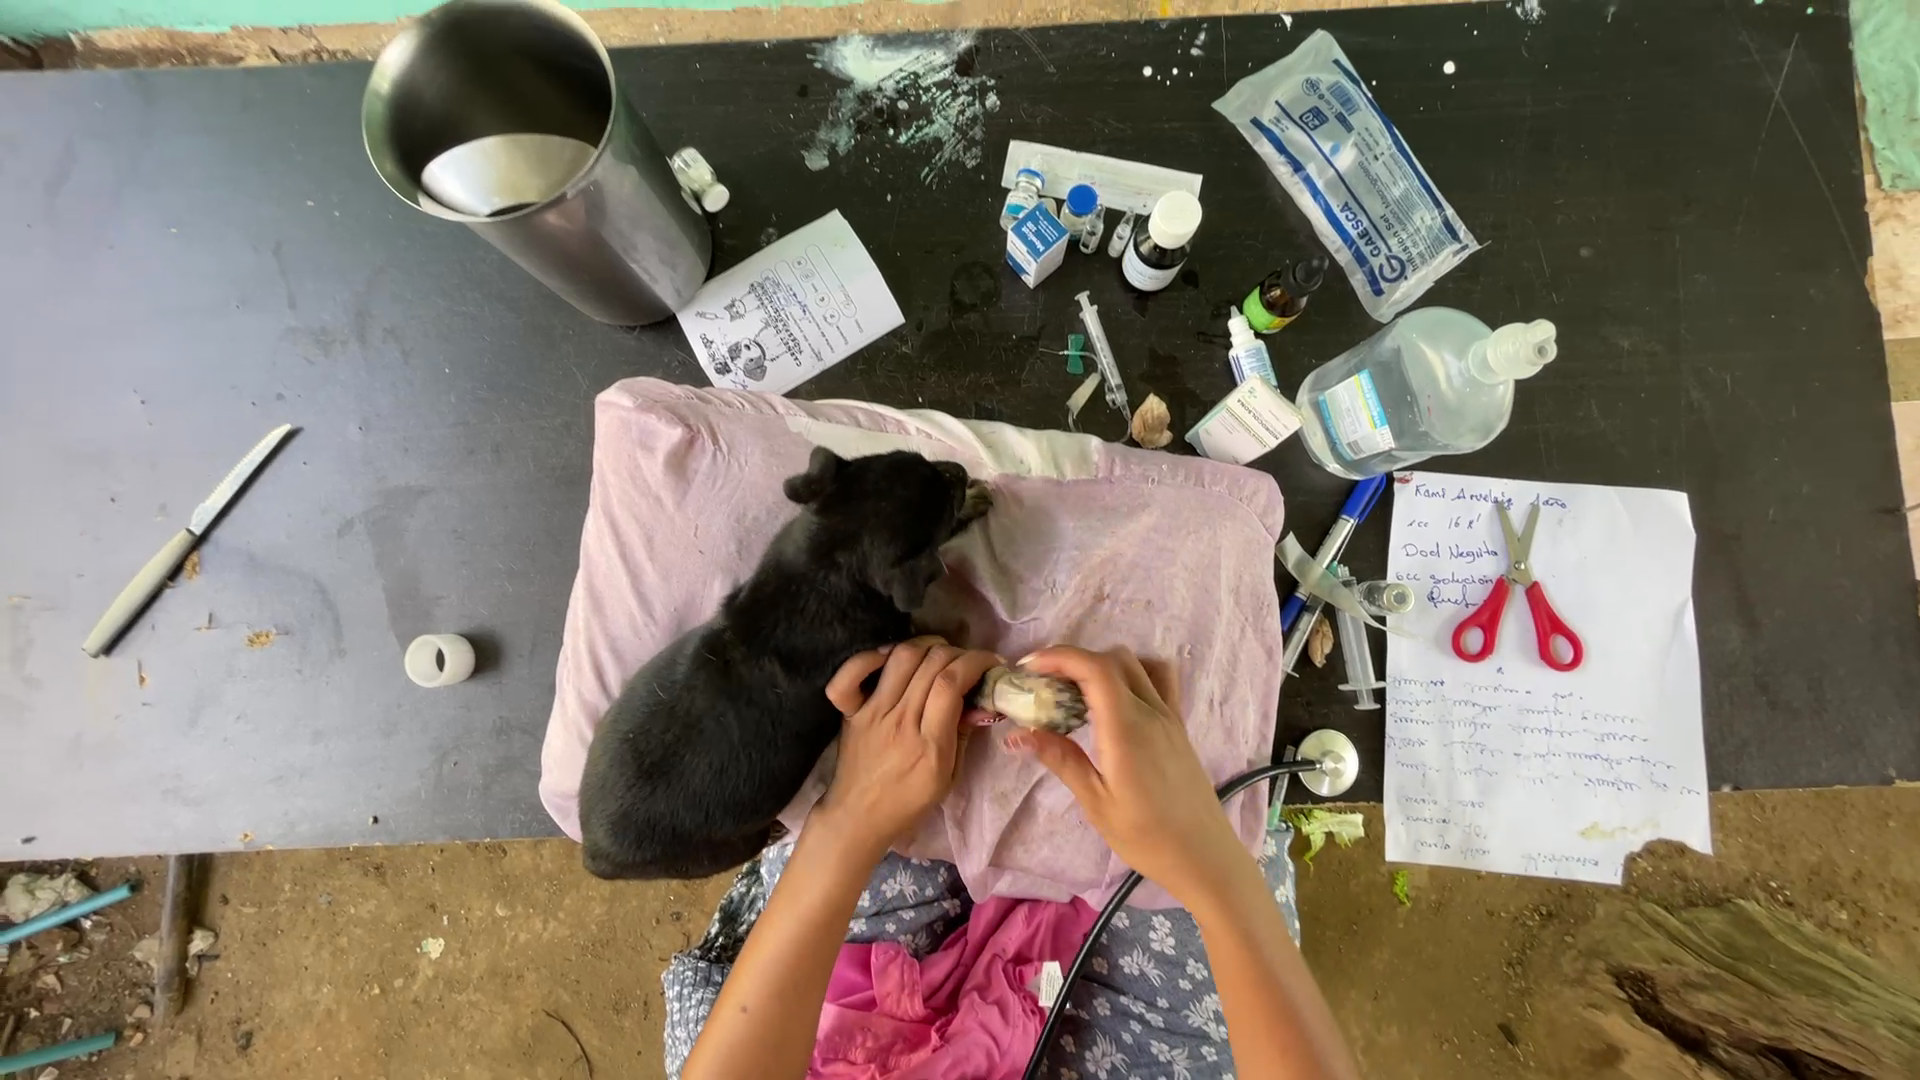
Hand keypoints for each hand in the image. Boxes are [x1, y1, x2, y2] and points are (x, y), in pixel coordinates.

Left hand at [814, 637, 1000, 859]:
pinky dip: (869, 657)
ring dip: (926, 645)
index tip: (991, 663)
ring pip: (901, 658)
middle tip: (968, 662)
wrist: (858, 818)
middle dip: (959, 652)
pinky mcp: (851, 710)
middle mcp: (900, 720)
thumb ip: (963, 734)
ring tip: (940, 653)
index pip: (952, 683)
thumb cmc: (909, 802)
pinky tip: (889, 656)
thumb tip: (981, 699)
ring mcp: (872, 712)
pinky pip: (850, 674)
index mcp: (929, 744)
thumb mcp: (949, 777)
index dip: (976, 662)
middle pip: (931, 663)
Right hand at [1007, 646, 1250, 906]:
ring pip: (1138, 663)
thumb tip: (1017, 734)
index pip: (1095, 668)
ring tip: (1079, 690)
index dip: (1059, 656)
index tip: (1029, 667)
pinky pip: (1160, 680)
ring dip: (1104, 663)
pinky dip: (1133, 673)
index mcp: (1127, 728)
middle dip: (1075, 660)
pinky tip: (1116, 700)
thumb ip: (1060, 759)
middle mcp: (1152, 711)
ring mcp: (1170, 716)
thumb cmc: (1146, 837)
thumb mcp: (1096, 802)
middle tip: (1046, 684)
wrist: (1205, 858)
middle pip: (1114, 658)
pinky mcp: (1179, 726)